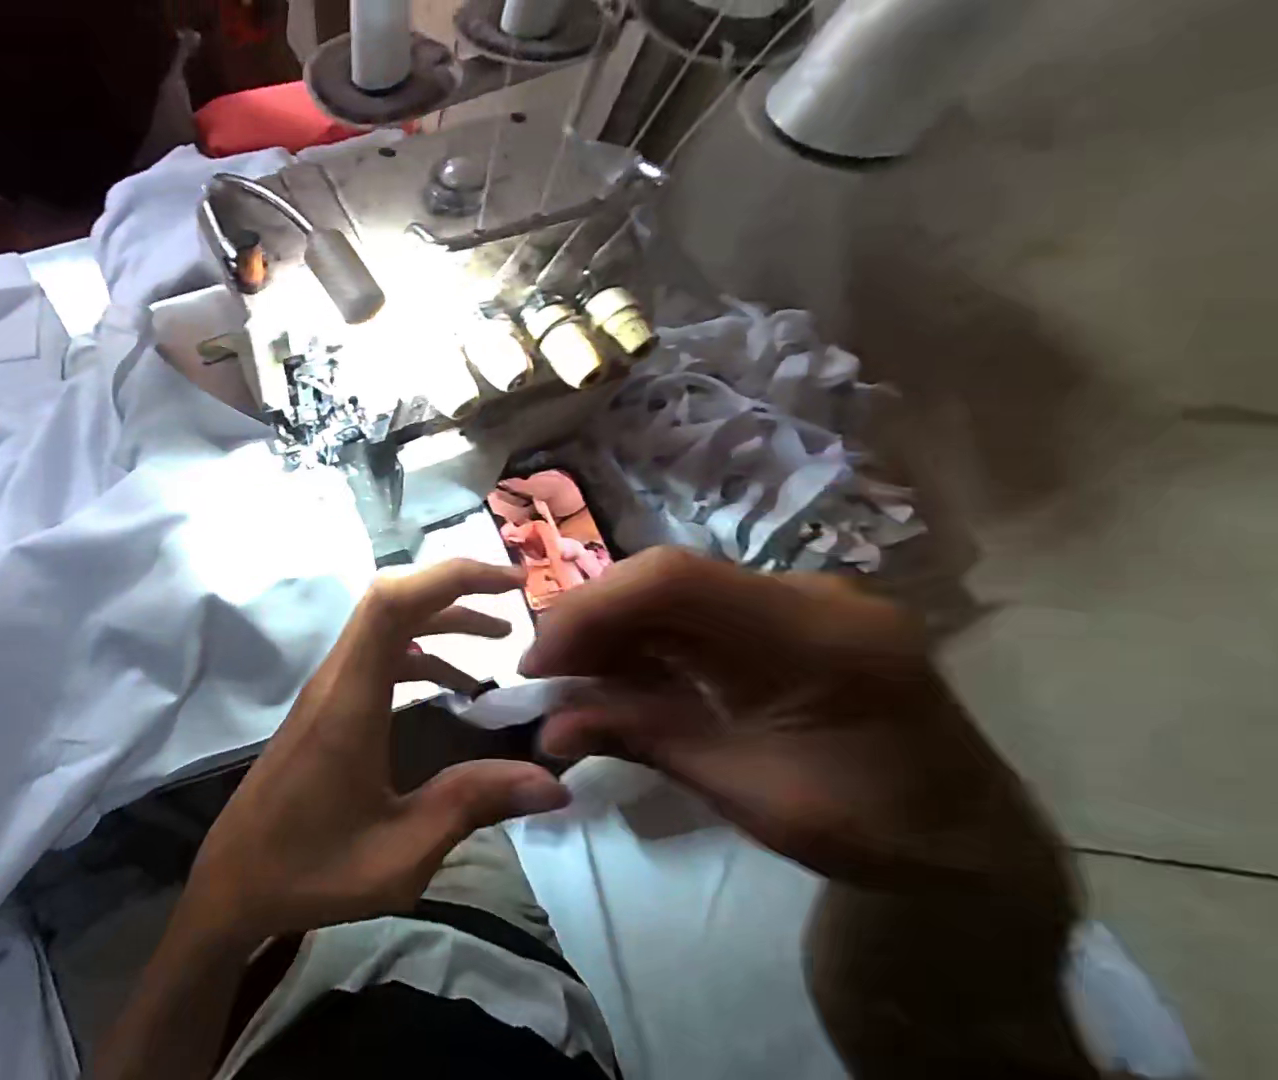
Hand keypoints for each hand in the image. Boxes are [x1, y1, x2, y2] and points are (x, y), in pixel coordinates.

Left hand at [183, 559, 571, 941]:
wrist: (236, 879)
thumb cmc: (312, 868)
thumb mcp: (401, 852)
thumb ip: (472, 805)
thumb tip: (553, 783)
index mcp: (350, 701)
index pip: (393, 605)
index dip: (452, 577)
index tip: (511, 582)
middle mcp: (336, 679)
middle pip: (391, 602)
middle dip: (456, 589)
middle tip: (515, 599)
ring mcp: (328, 689)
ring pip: (384, 626)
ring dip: (441, 620)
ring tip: (500, 638)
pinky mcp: (327, 705)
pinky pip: (377, 656)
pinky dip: (421, 653)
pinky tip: (454, 687)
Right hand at [524, 548, 1069, 906]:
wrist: (969, 841)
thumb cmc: (870, 829)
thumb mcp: (744, 792)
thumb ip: (642, 740)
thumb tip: (547, 728)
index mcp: (818, 637)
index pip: (675, 582)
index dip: (590, 611)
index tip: (540, 664)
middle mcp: (808, 595)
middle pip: (664, 578)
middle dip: (589, 622)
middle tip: (544, 676)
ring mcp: (798, 599)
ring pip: (671, 590)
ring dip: (612, 632)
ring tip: (573, 682)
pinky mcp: (784, 614)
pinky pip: (694, 610)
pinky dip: (645, 641)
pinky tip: (620, 675)